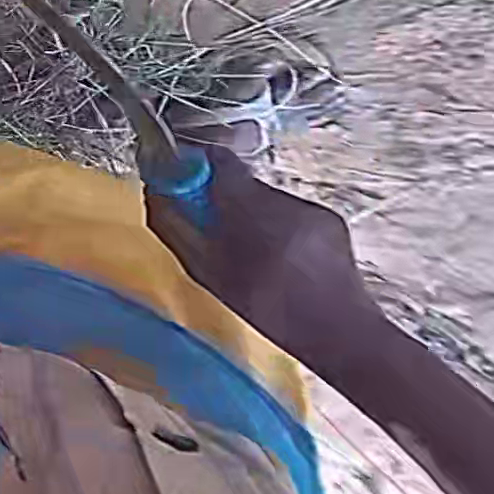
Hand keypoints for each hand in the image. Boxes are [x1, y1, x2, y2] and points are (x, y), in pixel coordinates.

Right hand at [145, 147, 384, 371]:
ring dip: (243, 211)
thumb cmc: (261, 301)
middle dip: (216, 196)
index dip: (189, 166)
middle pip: (235, 179)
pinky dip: (270, 223)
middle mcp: (285, 199)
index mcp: (250, 205)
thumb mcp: (198, 264)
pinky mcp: (332, 222)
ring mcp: (313, 210)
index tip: (177, 185)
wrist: (342, 335)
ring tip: (241, 246)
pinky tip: (271, 253)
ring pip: (259, 196)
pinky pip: (285, 210)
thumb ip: (169, 220)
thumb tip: (152, 188)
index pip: (215, 158)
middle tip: (207, 226)